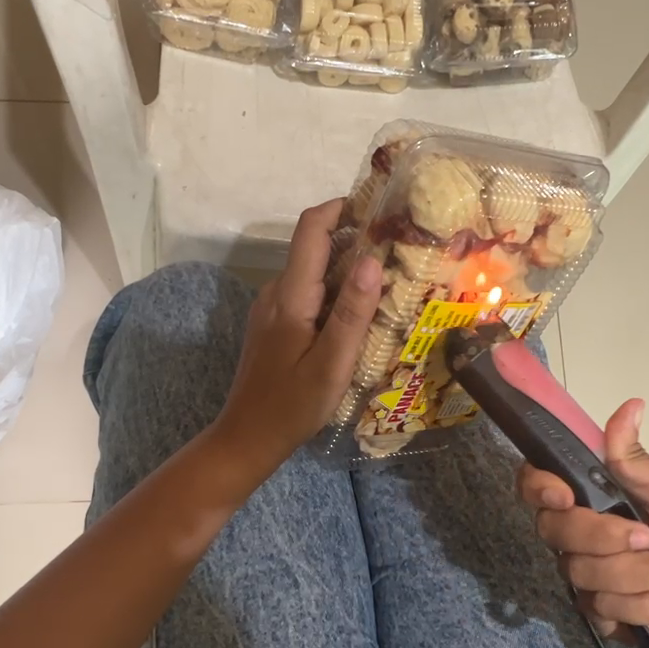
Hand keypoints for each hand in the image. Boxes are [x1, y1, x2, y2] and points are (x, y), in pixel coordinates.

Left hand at [209, 199, 381, 471]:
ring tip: (389, 287)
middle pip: (314, 248)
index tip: (381, 209)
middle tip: (401, 254)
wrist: (247, 440)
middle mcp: (276, 293)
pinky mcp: (274, 328)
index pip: (311, 228)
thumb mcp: (331, 364)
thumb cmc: (292, 406)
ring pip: (312, 275)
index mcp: (290, 295)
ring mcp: (271, 310)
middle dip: (355, 242)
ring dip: (347, 273)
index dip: (342, 207)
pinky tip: (359, 319)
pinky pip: (307, 297)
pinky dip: (334, 297)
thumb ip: (352, 313)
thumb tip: (372, 260)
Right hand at [515, 399, 648, 647]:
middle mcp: (589, 535)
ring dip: (637, 574)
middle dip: (601, 536)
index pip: (543, 484)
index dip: (539, 486)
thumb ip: (640, 463)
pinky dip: (644, 606)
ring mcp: (592, 577)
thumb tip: (630, 405)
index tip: (564, 496)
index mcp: (604, 498)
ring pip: (579, 571)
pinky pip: (599, 607)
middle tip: (648, 538)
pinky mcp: (602, 616)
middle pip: (553, 528)